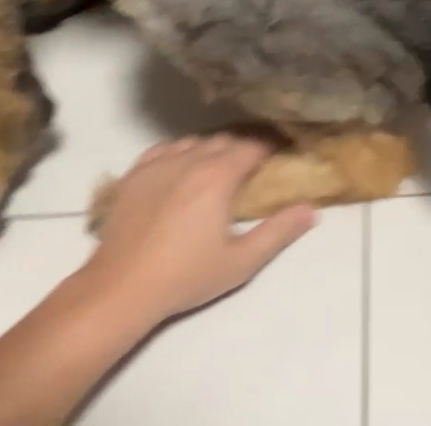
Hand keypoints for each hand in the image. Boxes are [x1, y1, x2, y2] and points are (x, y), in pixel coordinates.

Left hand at [81, 136, 317, 326]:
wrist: (119, 290)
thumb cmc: (184, 277)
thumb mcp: (240, 262)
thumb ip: (278, 232)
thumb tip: (311, 211)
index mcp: (218, 176)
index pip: (254, 145)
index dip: (272, 144)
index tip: (285, 148)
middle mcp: (190, 160)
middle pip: (226, 139)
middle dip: (246, 145)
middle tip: (257, 162)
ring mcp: (159, 164)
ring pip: (195, 141)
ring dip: (213, 148)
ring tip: (221, 165)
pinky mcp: (134, 174)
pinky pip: (165, 148)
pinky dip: (181, 151)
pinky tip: (183, 167)